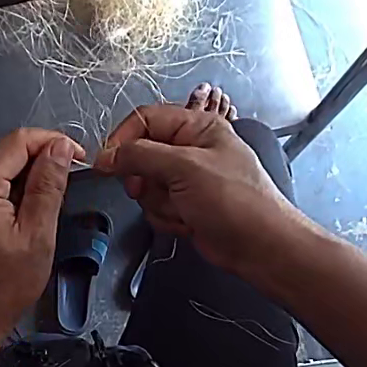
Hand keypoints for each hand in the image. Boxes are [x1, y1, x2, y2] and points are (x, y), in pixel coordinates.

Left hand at [0, 128, 82, 366]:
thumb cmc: (5, 285)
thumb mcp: (37, 235)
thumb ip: (48, 187)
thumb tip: (61, 149)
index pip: (18, 141)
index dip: (52, 142)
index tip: (78, 156)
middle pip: (7, 152)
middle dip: (42, 159)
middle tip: (70, 181)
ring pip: (1, 168)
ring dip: (30, 176)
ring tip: (53, 201)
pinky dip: (15, 190)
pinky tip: (31, 210)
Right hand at [94, 96, 318, 276]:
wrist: (259, 246)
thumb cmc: (234, 200)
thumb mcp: (184, 167)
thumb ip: (140, 156)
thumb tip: (107, 155)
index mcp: (198, 127)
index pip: (146, 120)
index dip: (123, 140)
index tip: (106, 162)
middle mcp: (192, 150)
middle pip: (141, 156)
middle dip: (145, 179)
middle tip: (155, 190)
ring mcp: (188, 181)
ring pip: (147, 186)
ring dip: (159, 203)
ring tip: (184, 210)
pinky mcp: (187, 207)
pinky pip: (158, 208)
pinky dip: (168, 218)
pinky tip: (189, 223)